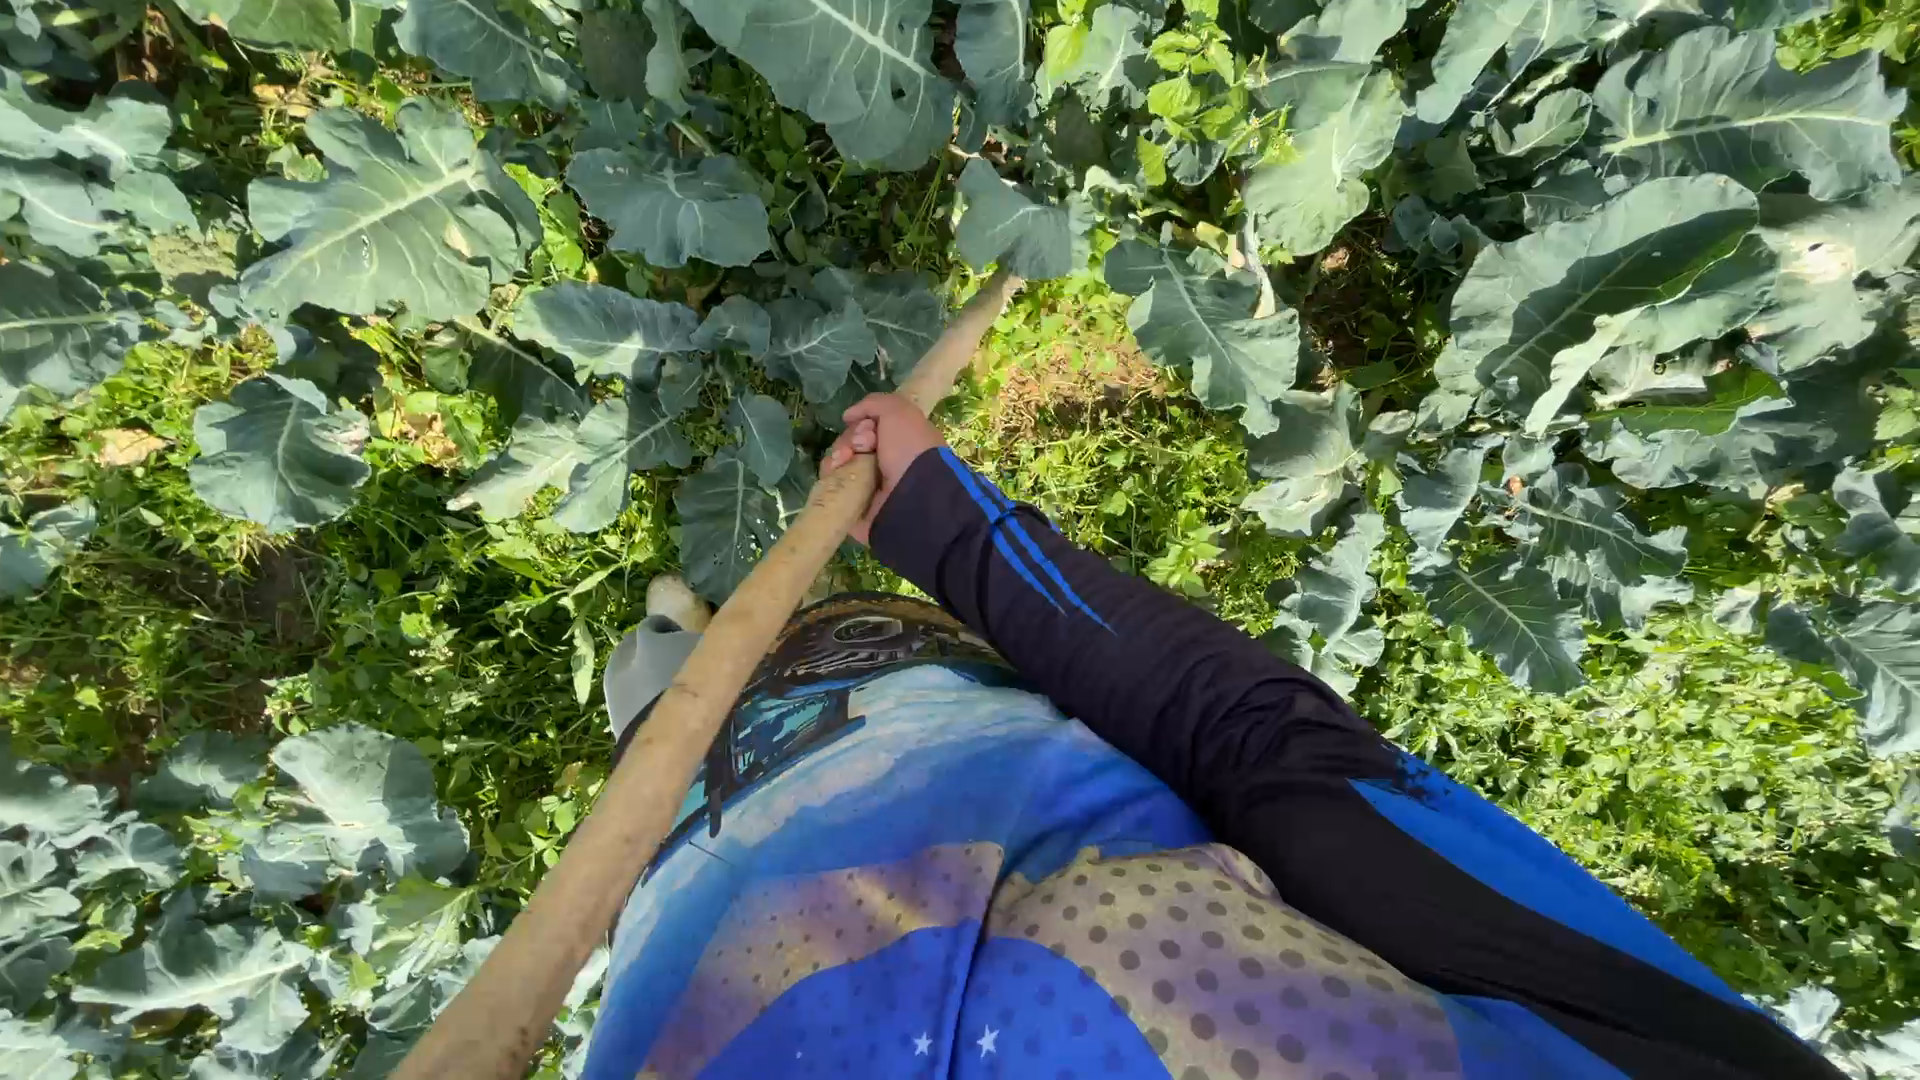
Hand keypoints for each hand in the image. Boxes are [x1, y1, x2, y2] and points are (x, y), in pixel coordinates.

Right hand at [821, 392, 946, 544]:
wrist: (913, 494)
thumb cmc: (911, 450)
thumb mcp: (900, 412)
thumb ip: (874, 403)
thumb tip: (849, 416)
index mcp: (900, 444)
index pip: (869, 427)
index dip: (865, 423)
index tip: (870, 427)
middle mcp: (884, 464)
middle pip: (852, 442)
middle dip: (852, 438)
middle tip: (864, 445)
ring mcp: (867, 485)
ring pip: (839, 460)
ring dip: (839, 453)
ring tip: (848, 458)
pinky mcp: (852, 503)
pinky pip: (832, 482)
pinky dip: (831, 473)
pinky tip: (839, 470)